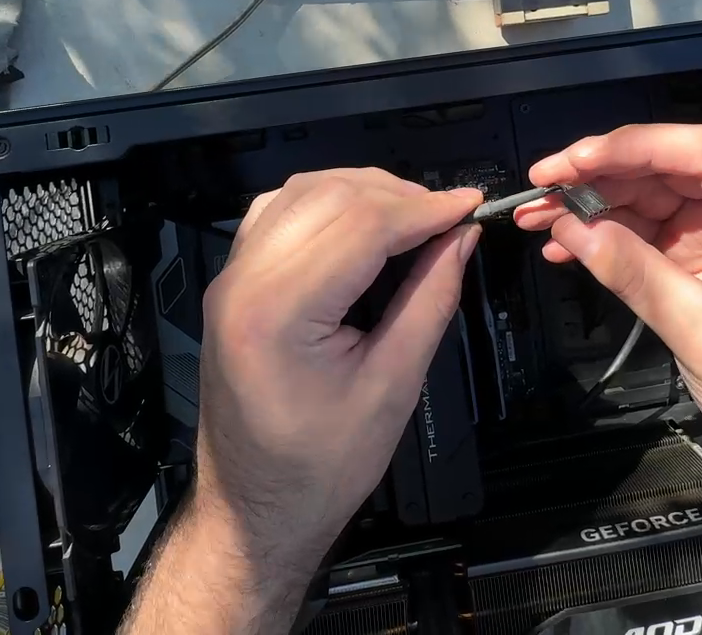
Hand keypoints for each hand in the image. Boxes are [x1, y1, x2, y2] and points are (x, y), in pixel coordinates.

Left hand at [192, 169, 480, 571]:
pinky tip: (363, 220)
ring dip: (364, 190)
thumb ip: (430, 299)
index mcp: (277, 311)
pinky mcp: (233, 279)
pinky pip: (281, 210)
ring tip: (414, 214)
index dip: (424, 208)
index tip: (470, 205)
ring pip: (303, 191)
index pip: (361, 225)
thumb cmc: (321, 468)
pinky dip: (328, 200)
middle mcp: (243, 279)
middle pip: (330, 196)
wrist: (252, 511)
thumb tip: (462, 236)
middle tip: (449, 214)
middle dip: (398, 194)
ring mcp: (230, 275)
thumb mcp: (393, 387)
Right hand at [514, 124, 701, 471]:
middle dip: (602, 172)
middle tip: (545, 182)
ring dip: (593, 200)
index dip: (639, 146)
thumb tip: (576, 231)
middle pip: (671, 165)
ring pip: (651, 190)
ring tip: (539, 212)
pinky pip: (647, 223)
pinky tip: (566, 241)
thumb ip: (638, 276)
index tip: (580, 159)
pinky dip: (605, 230)